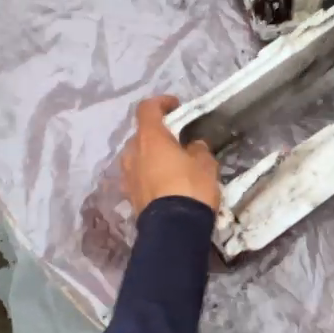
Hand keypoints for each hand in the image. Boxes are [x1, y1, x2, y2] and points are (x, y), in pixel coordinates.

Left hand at [119, 96, 220, 214]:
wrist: (174, 228)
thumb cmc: (191, 188)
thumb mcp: (205, 165)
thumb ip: (198, 150)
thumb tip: (193, 146)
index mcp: (150, 138)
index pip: (148, 109)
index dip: (161, 103)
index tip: (175, 106)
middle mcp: (133, 153)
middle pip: (142, 136)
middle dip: (157, 137)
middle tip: (176, 144)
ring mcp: (128, 176)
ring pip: (138, 158)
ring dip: (151, 158)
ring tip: (170, 167)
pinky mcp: (130, 196)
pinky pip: (139, 178)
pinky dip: (149, 177)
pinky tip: (165, 186)